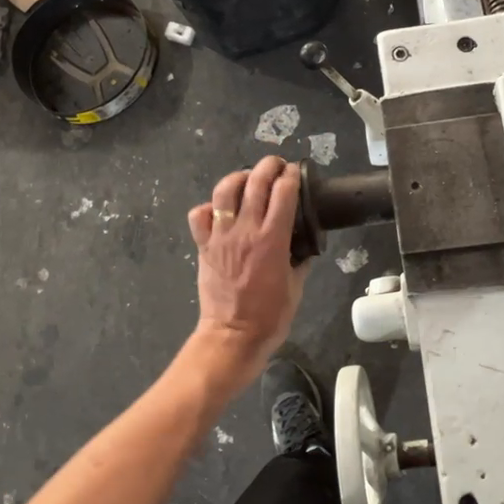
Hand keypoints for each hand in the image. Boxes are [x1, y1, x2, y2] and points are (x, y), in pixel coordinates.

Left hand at [186, 156, 308, 388]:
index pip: (284, 192)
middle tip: (276, 166)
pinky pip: (200, 215)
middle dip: (268, 166)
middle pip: (255, 182)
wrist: (232, 337)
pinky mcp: (203, 246)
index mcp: (272, 240)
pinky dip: (209, 206)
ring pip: (224, 190)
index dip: (292, 176)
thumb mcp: (297, 287)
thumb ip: (300, 260)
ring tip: (248, 178)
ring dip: (238, 177)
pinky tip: (220, 210)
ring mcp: (220, 236)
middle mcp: (245, 231)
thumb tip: (303, 244)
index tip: (296, 172)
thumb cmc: (269, 317)